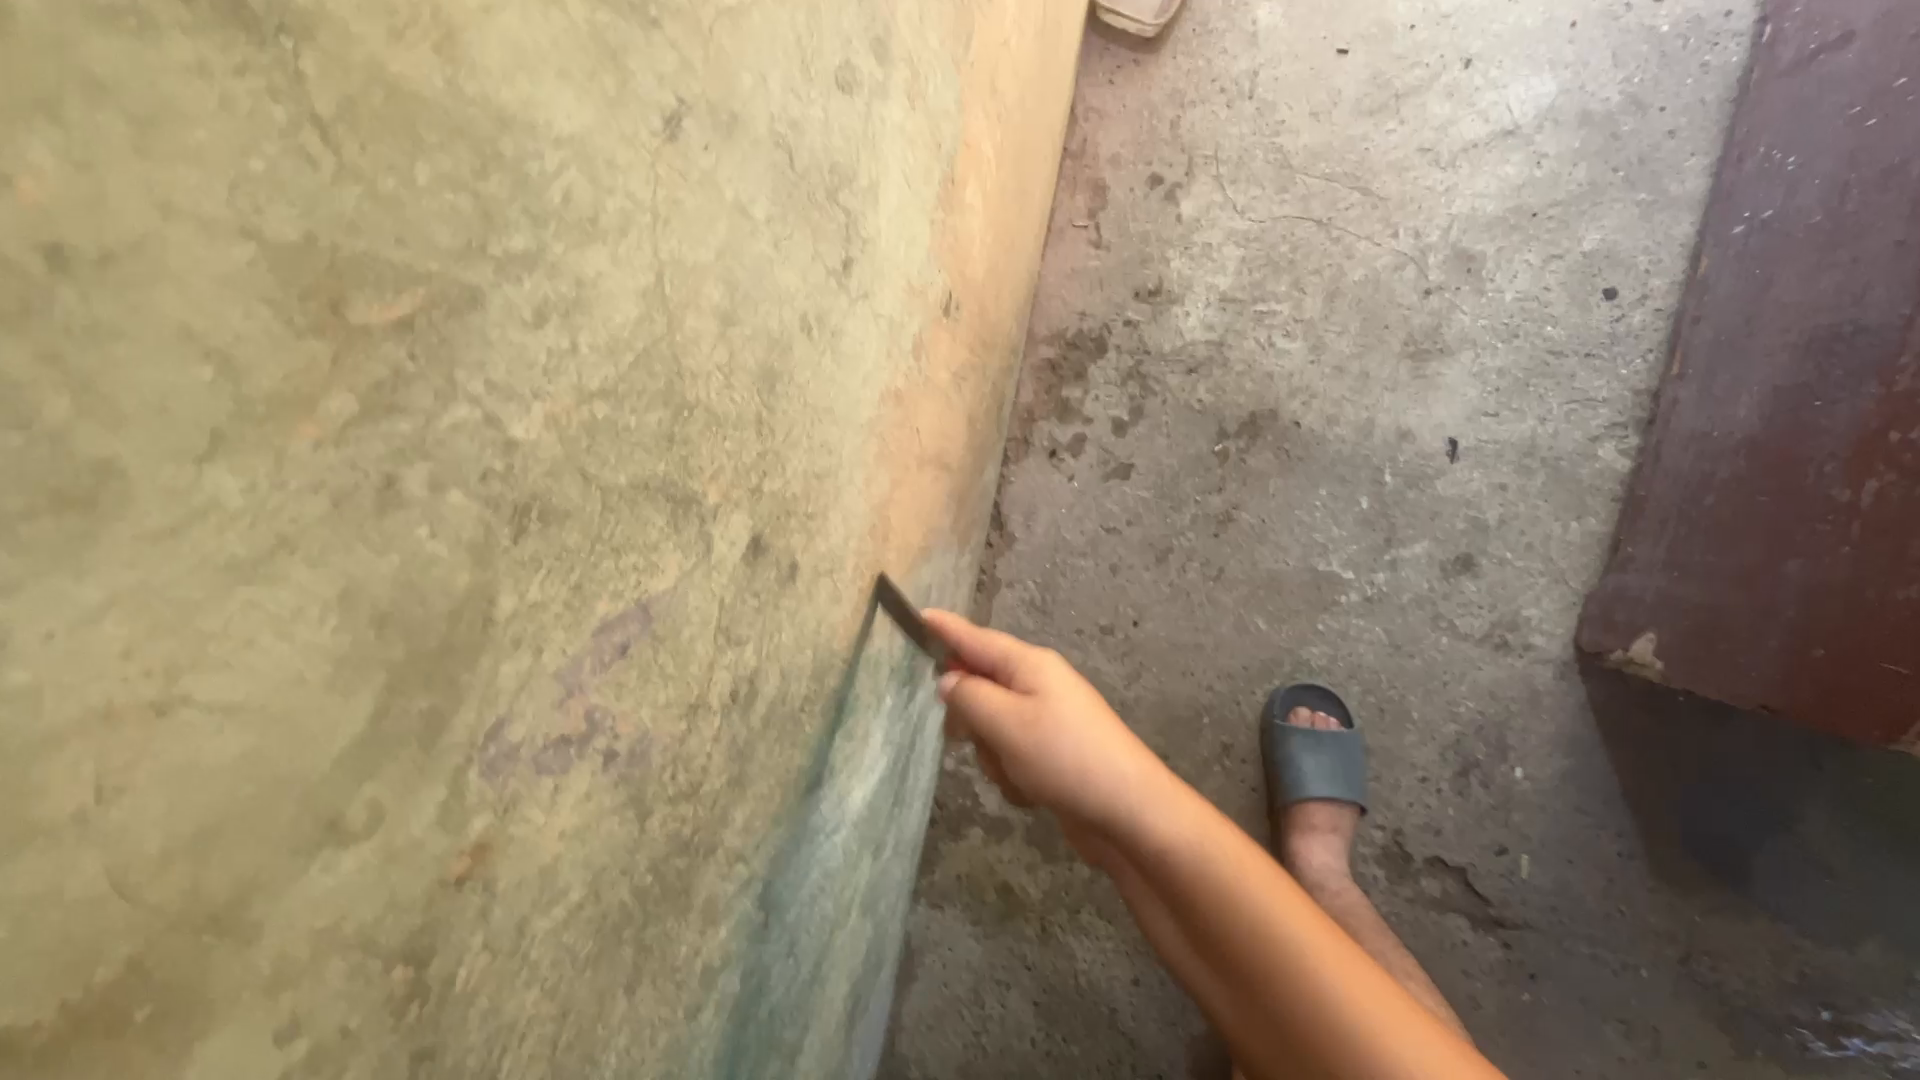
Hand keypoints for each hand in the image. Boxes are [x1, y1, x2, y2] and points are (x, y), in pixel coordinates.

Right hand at [923, 610, 1171, 834]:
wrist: (1127, 812)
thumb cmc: (1064, 757)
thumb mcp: (1005, 723)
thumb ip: (968, 697)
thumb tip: (947, 680)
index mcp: (1028, 665)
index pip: (975, 639)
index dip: (945, 629)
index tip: (917, 615)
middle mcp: (1038, 684)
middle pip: (980, 686)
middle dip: (969, 717)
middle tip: (964, 738)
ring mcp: (1047, 719)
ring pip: (991, 727)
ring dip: (992, 754)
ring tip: (1014, 773)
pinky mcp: (1052, 753)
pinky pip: (1012, 754)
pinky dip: (1012, 774)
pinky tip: (1030, 793)